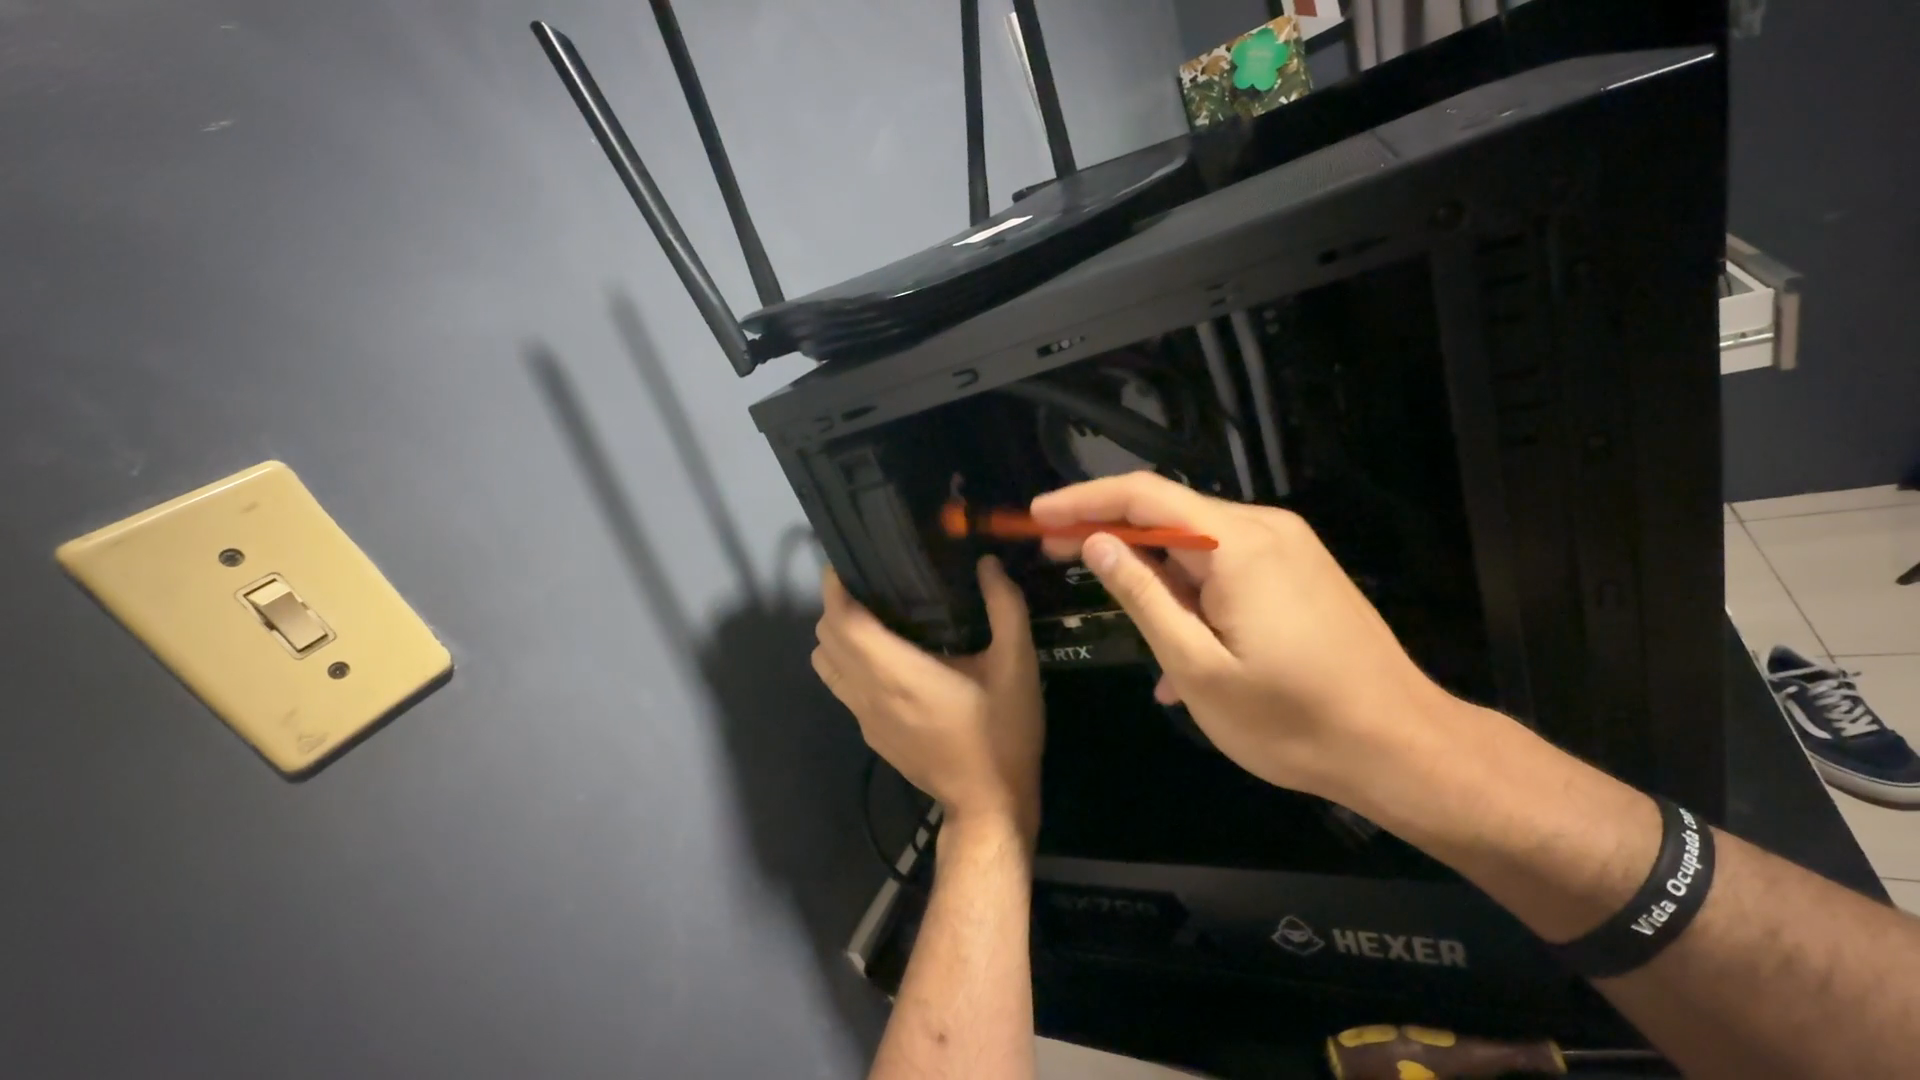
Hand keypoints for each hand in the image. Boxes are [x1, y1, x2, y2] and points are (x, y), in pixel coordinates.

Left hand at [812, 557, 1044, 842]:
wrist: (989, 804)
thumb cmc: (1003, 733)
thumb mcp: (1017, 666)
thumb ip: (1005, 608)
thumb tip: (988, 564)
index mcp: (898, 673)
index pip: (842, 622)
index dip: (835, 588)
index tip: (847, 564)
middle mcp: (869, 693)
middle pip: (825, 639)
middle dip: (836, 606)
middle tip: (868, 586)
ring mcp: (865, 718)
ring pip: (826, 666)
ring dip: (837, 637)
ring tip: (873, 620)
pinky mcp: (871, 735)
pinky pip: (842, 688)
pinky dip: (848, 664)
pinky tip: (886, 660)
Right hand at [1029, 472, 1451, 804]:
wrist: (1401, 747)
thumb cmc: (1291, 720)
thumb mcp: (1198, 667)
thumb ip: (1142, 598)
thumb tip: (1096, 543)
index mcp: (1238, 544)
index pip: (1143, 496)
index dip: (1083, 501)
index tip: (1036, 516)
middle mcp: (1265, 530)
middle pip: (1169, 512)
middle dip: (1108, 530)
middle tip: (1052, 552)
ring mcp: (1288, 550)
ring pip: (1197, 544)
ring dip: (1149, 570)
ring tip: (1108, 606)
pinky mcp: (1300, 575)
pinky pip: (1228, 568)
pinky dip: (1190, 593)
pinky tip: (1174, 648)